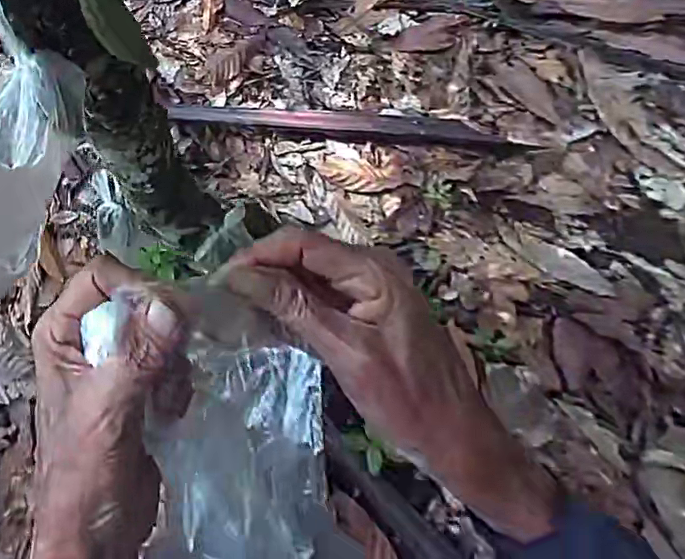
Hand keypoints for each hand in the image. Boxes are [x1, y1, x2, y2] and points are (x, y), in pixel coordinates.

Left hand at [32, 256, 187, 558]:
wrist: (96, 536)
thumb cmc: (81, 474)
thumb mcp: (105, 410)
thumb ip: (137, 356)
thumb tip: (170, 307)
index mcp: (61, 329)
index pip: (100, 275)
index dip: (134, 285)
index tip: (164, 312)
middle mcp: (87, 334)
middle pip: (136, 297)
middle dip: (160, 329)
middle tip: (173, 359)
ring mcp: (115, 357)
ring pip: (160, 326)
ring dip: (171, 361)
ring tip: (164, 399)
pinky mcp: (141, 380)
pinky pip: (172, 356)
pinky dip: (177, 381)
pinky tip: (168, 412)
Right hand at [224, 228, 559, 541]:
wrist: (462, 442)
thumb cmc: (410, 401)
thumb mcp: (348, 354)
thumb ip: (295, 308)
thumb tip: (242, 277)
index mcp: (371, 268)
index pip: (301, 243)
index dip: (258, 254)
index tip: (222, 277)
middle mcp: (368, 265)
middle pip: (302, 253)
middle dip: (262, 268)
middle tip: (223, 292)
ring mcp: (367, 285)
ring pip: (306, 273)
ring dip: (273, 286)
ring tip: (235, 304)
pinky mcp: (363, 306)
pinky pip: (318, 293)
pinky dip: (291, 303)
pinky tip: (266, 319)